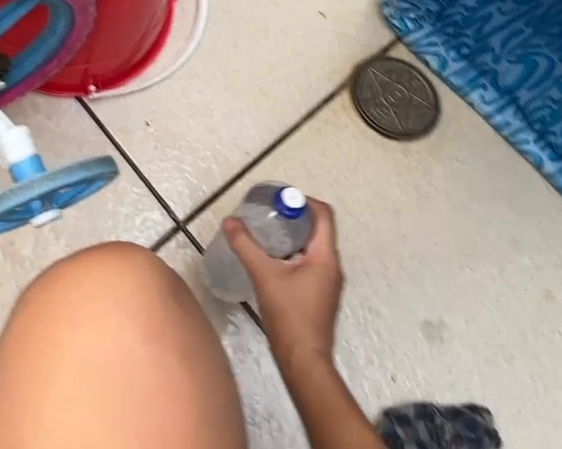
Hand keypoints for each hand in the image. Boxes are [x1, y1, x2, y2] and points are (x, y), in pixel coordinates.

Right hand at [222, 197, 343, 365]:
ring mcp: (327, 282)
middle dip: (293, 216)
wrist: (303, 361)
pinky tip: (270, 259)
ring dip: (291, 235)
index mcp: (325, 257)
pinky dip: (291, 253)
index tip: (277, 199)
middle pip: (317, 229)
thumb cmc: (289, 316)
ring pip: (311, 246)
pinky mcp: (318, 294)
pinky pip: (308, 262)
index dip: (302, 201)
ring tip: (264, 232)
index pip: (323, 215)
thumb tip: (230, 221)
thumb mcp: (264, 276)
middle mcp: (331, 266)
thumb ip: (245, 246)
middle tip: (267, 212)